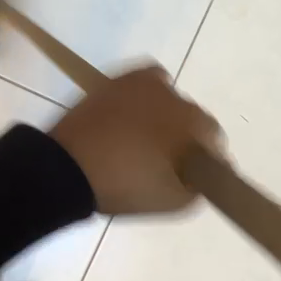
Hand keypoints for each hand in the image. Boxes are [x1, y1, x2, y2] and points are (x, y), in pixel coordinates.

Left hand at [48, 65, 221, 215]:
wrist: (67, 168)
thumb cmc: (123, 185)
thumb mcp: (174, 201)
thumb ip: (199, 186)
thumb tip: (202, 175)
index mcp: (192, 123)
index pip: (213, 138)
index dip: (206, 159)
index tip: (192, 176)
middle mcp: (172, 95)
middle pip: (190, 116)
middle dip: (183, 136)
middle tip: (165, 160)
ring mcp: (141, 84)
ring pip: (168, 97)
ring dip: (165, 115)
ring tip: (145, 138)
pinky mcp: (115, 81)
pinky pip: (144, 79)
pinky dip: (147, 92)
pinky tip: (137, 111)